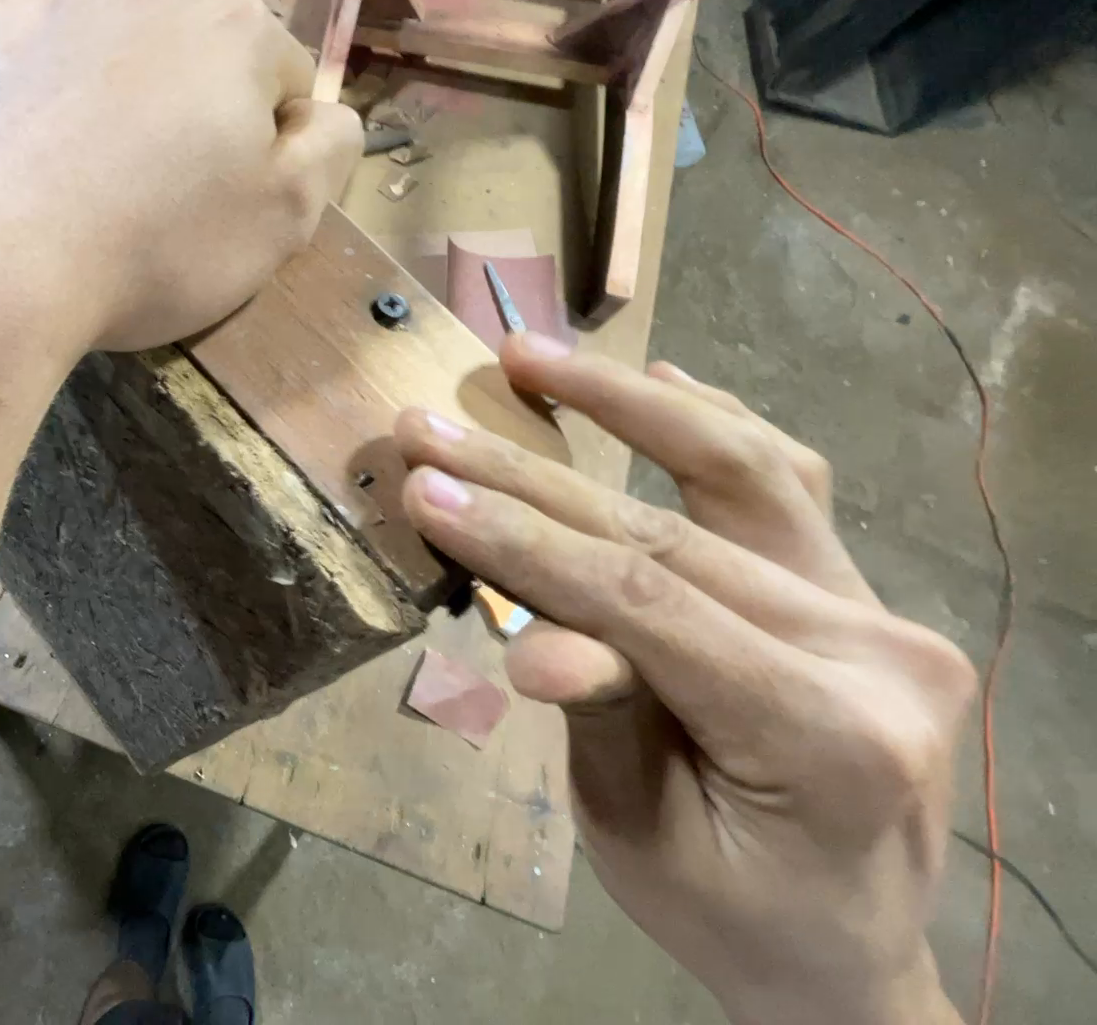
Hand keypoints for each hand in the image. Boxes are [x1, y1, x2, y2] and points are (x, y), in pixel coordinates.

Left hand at [0, 0, 361, 352]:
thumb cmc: (155, 251)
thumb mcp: (281, 224)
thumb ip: (329, 153)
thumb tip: (323, 114)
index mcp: (242, 38)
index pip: (286, 89)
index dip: (270, 154)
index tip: (232, 211)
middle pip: (212, 53)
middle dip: (208, 111)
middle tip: (169, 196)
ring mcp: (71, 6)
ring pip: (135, 28)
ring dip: (141, 77)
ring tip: (109, 155)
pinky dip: (71, 19)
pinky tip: (66, 53)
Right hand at [397, 334, 972, 1023]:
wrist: (838, 944)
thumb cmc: (720, 905)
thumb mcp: (636, 832)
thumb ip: (600, 717)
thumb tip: (529, 645)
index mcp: (823, 731)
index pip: (641, 600)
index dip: (521, 540)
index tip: (425, 489)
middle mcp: (871, 648)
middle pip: (664, 532)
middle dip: (526, 476)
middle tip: (429, 428)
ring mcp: (876, 608)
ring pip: (740, 472)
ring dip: (622, 403)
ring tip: (529, 356)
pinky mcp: (858, 591)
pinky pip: (785, 487)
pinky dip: (714, 422)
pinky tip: (660, 376)